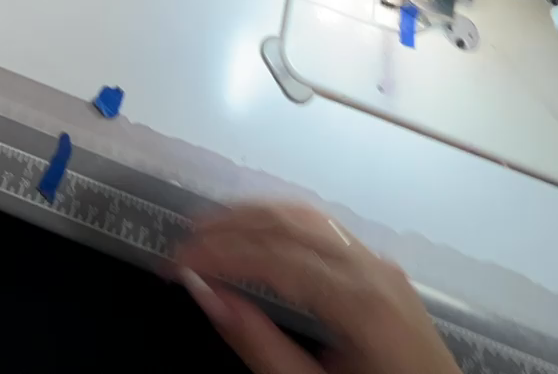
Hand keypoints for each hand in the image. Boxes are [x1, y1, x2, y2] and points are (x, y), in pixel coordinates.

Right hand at [174, 203, 459, 373]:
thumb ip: (258, 343)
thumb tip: (204, 293)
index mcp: (360, 301)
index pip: (273, 257)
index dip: (219, 253)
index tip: (176, 262)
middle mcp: (371, 267)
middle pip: (287, 224)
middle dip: (229, 226)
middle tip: (183, 241)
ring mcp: (379, 262)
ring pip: (304, 214)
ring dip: (252, 214)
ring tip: (209, 225)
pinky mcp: (380, 267)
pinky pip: (323, 225)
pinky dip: (280, 218)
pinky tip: (257, 226)